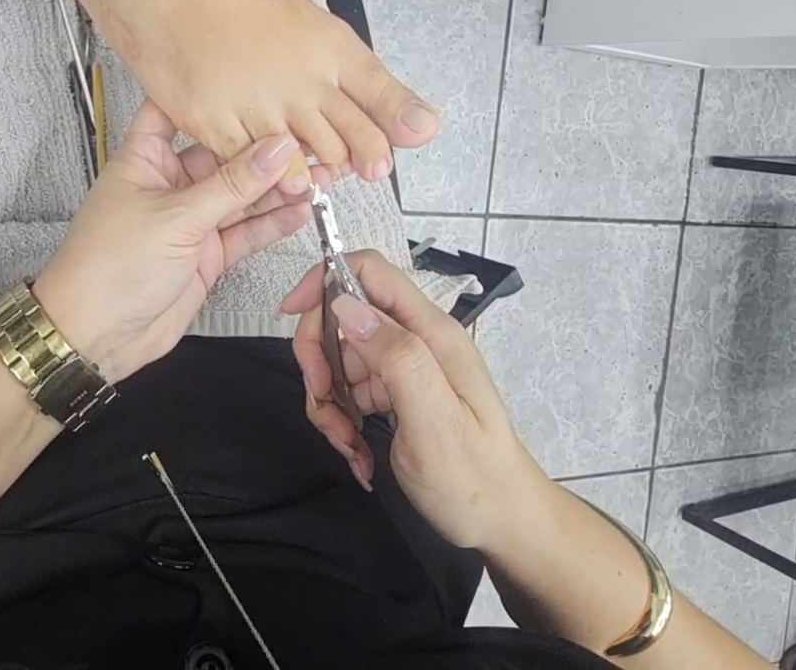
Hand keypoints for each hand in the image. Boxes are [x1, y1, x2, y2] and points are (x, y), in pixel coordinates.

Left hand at [34, 100, 312, 383]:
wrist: (96, 335)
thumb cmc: (111, 266)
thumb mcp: (177, 217)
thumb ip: (232, 185)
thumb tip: (276, 149)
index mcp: (145, 159)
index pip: (176, 113)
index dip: (210, 97)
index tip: (251, 83)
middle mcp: (169, 184)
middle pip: (222, 156)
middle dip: (264, 151)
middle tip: (310, 142)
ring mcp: (190, 220)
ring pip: (240, 196)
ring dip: (276, 188)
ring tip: (321, 175)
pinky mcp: (206, 254)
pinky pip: (244, 232)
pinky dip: (271, 224)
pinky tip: (301, 210)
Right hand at [58, 0, 439, 188]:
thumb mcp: (294, 9)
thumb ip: (331, 57)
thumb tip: (361, 86)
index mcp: (326, 43)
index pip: (379, 98)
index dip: (389, 133)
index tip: (386, 156)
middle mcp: (300, 76)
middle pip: (349, 141)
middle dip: (354, 163)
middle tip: (349, 170)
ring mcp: (257, 101)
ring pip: (305, 163)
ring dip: (309, 175)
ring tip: (304, 174)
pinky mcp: (212, 119)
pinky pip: (249, 170)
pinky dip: (260, 179)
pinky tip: (259, 173)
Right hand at [280, 251, 544, 549]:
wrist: (504, 525)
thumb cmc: (475, 480)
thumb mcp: (435, 422)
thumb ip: (396, 357)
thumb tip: (346, 306)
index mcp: (430, 332)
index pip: (369, 271)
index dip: (324, 280)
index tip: (290, 314)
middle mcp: (416, 339)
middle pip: (344, 315)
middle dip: (319, 357)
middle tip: (322, 403)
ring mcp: (404, 366)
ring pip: (339, 357)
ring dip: (329, 399)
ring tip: (348, 443)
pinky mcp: (395, 392)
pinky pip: (348, 388)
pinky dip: (340, 417)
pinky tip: (357, 451)